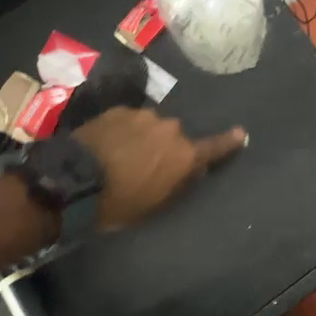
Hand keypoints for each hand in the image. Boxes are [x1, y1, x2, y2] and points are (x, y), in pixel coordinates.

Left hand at [70, 107, 247, 228]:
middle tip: (149, 165)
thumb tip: (189, 171)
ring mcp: (143, 116)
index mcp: (184, 155)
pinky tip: (109, 145)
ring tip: (123, 155)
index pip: (214, 148)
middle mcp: (170, 129)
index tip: (241, 133)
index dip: (229, 142)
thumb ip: (177, 183)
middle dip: (167, 148)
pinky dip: (124, 131)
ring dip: (144, 138)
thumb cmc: (120, 203)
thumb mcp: (155, 204)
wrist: (74, 180)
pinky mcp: (118, 110)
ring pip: (151, 127)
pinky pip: (129, 121)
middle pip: (176, 138)